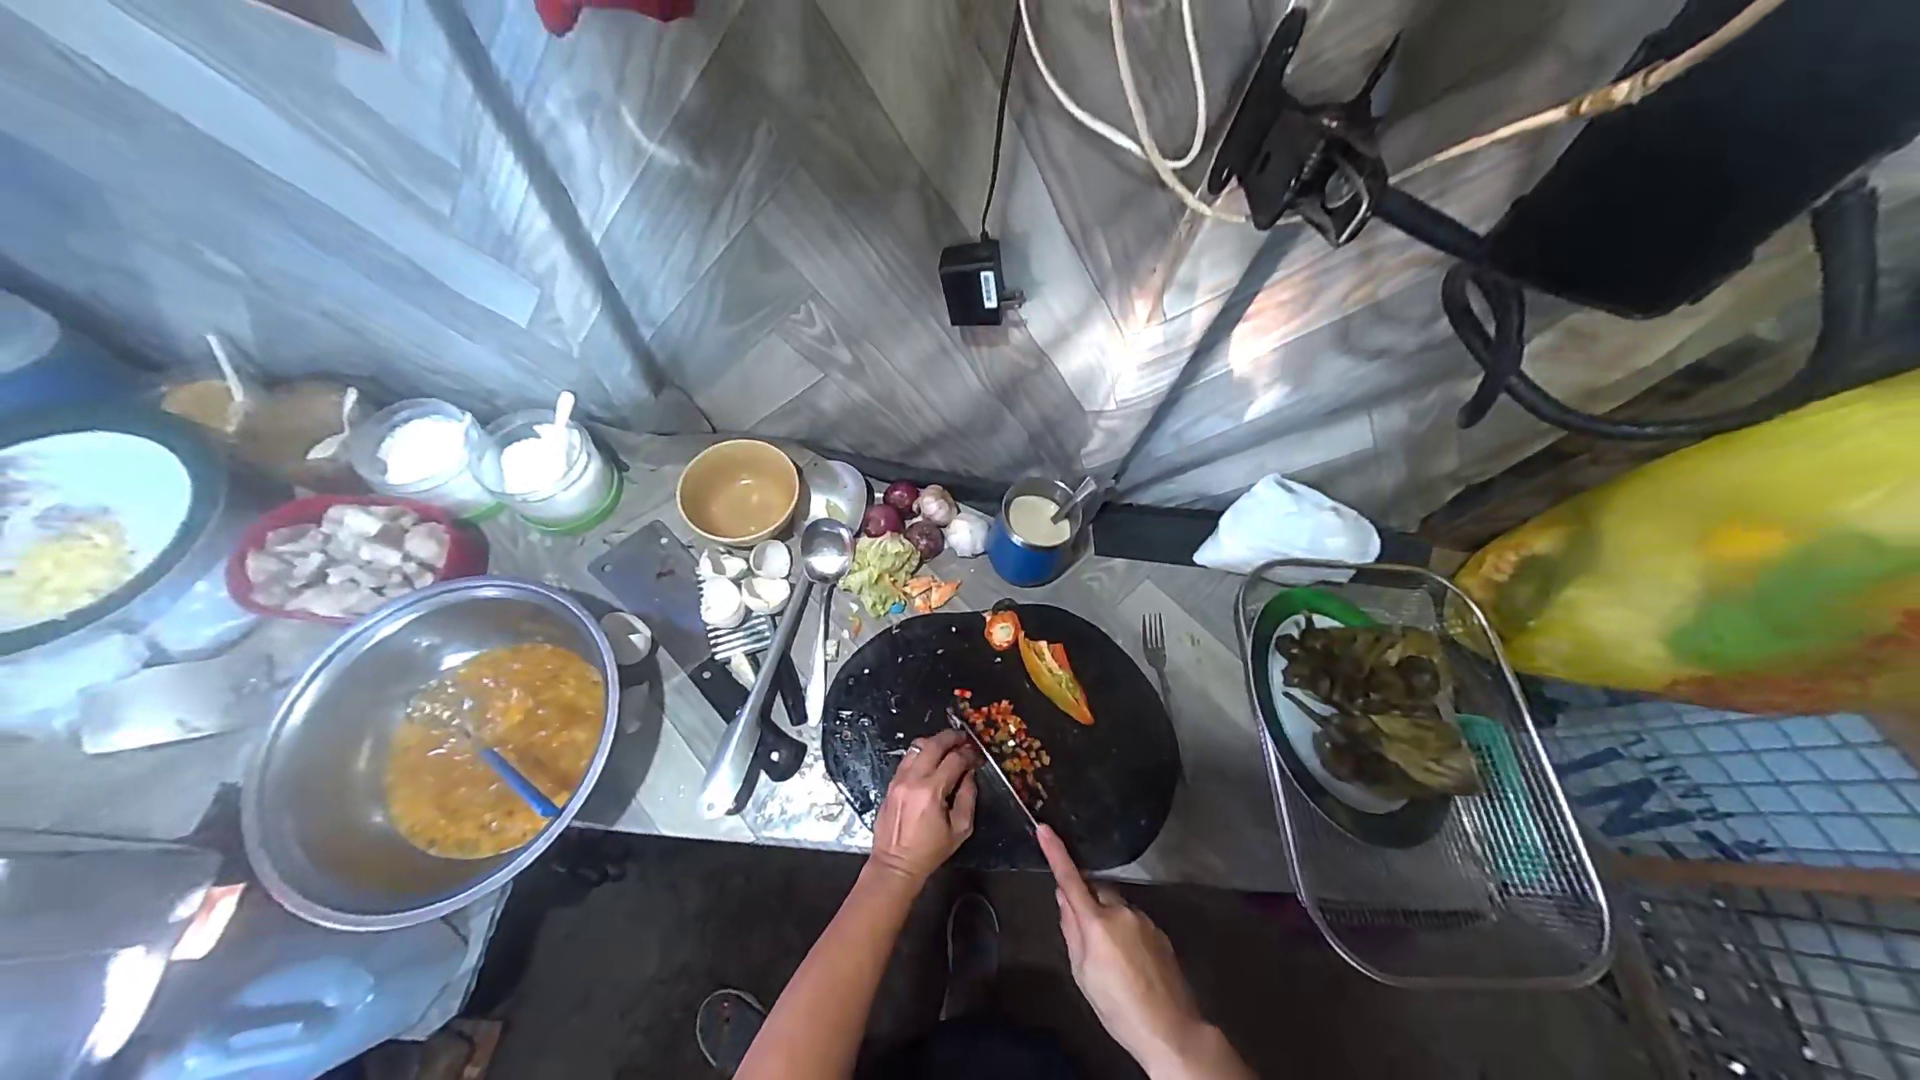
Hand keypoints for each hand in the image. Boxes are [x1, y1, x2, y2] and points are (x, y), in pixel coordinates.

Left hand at [867, 730, 978, 888]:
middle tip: (963, 737)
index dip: (969, 754)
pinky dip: (921, 754)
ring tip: (947, 745)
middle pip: (933, 744)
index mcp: (932, 791)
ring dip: (934, 742)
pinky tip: (930, 760)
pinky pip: (907, 759)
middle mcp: (913, 779)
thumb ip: (968, 797)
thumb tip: (970, 774)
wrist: (894, 864)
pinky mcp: (890, 784)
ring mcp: (898, 780)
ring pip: (917, 747)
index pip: (954, 760)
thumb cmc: (930, 851)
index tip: (977, 756)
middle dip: (951, 737)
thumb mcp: (960, 829)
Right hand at [1039, 825, 1215, 1077]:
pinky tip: (1131, 963)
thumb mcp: (1083, 974)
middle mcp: (1122, 911)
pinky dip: (1126, 932)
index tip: (1044, 829)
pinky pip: (1134, 921)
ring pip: (1116, 907)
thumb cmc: (1117, 1008)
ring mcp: (1144, 920)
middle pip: (1096, 892)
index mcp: (1097, 922)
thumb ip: (1071, 930)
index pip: (1070, 879)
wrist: (1171, 1031)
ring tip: (1112, 961)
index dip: (1055, 853)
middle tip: (1084, 936)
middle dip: (1087, 902)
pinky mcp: (1160, 932)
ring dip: (1108, 920)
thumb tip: (1064, 898)